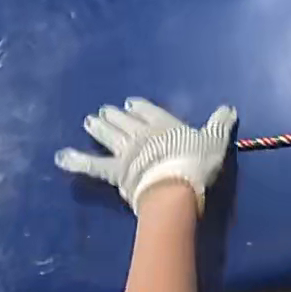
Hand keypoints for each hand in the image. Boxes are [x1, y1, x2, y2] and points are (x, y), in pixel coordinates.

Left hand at [55, 98, 235, 212]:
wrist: (175, 186)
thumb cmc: (196, 163)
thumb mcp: (214, 140)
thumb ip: (219, 124)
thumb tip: (230, 108)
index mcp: (163, 124)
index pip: (148, 111)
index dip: (139, 108)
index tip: (130, 104)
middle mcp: (140, 134)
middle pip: (125, 122)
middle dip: (115, 116)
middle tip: (106, 111)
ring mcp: (124, 151)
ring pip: (109, 135)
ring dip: (99, 127)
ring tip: (90, 121)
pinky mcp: (114, 171)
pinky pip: (91, 164)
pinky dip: (75, 160)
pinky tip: (61, 156)